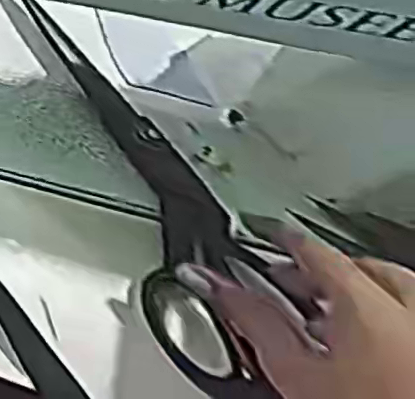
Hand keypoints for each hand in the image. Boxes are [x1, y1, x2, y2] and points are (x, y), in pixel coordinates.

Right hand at [188, 230, 414, 398]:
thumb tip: (212, 281)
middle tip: (296, 278)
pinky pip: (412, 329)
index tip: (270, 236)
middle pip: (378, 273)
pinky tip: (374, 353)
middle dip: (334, 269)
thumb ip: (252, 317)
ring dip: (368, 301)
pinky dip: (393, 330)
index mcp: (373, 310)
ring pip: (406, 303)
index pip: (318, 253)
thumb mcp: (293, 370)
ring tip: (333, 320)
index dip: (284, 240)